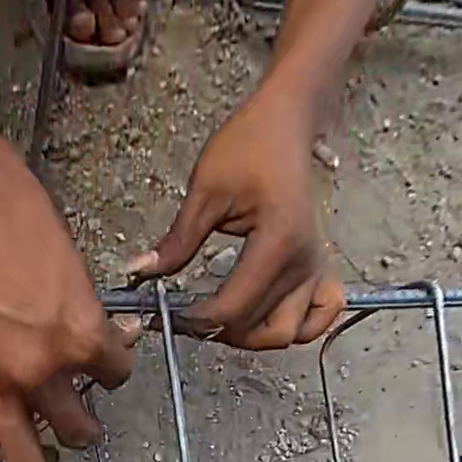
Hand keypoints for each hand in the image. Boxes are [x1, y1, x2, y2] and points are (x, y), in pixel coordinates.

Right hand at [0, 146, 136, 461]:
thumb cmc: (3, 203)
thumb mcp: (67, 258)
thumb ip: (83, 311)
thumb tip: (105, 335)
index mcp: (79, 332)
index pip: (115, 374)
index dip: (113, 370)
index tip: (104, 367)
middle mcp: (40, 368)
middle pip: (77, 428)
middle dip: (85, 429)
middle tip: (80, 425)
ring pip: (28, 458)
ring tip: (45, 458)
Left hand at [130, 88, 344, 349]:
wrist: (288, 124)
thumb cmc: (249, 146)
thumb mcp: (205, 190)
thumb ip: (177, 241)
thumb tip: (142, 273)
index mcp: (278, 242)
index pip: (233, 308)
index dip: (197, 320)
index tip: (170, 314)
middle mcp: (304, 264)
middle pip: (260, 331)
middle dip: (221, 333)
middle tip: (192, 317)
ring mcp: (315, 270)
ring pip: (287, 334)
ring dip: (253, 338)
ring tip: (223, 320)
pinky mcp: (319, 271)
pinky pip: (317, 320)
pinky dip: (296, 330)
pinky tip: (269, 318)